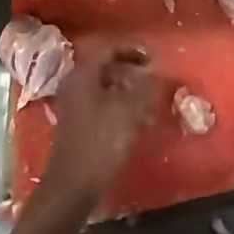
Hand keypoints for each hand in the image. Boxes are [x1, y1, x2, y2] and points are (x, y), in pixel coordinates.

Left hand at [40, 41, 156, 203]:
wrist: (72, 186)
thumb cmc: (100, 143)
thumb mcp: (130, 111)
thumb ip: (147, 87)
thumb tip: (161, 72)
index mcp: (84, 73)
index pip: (109, 47)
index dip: (133, 49)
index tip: (154, 57)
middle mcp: (75, 82)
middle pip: (106, 65)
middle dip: (131, 68)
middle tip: (153, 76)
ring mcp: (73, 104)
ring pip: (104, 85)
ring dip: (126, 87)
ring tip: (148, 97)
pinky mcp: (77, 124)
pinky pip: (100, 102)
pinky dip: (118, 103)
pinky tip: (134, 118)